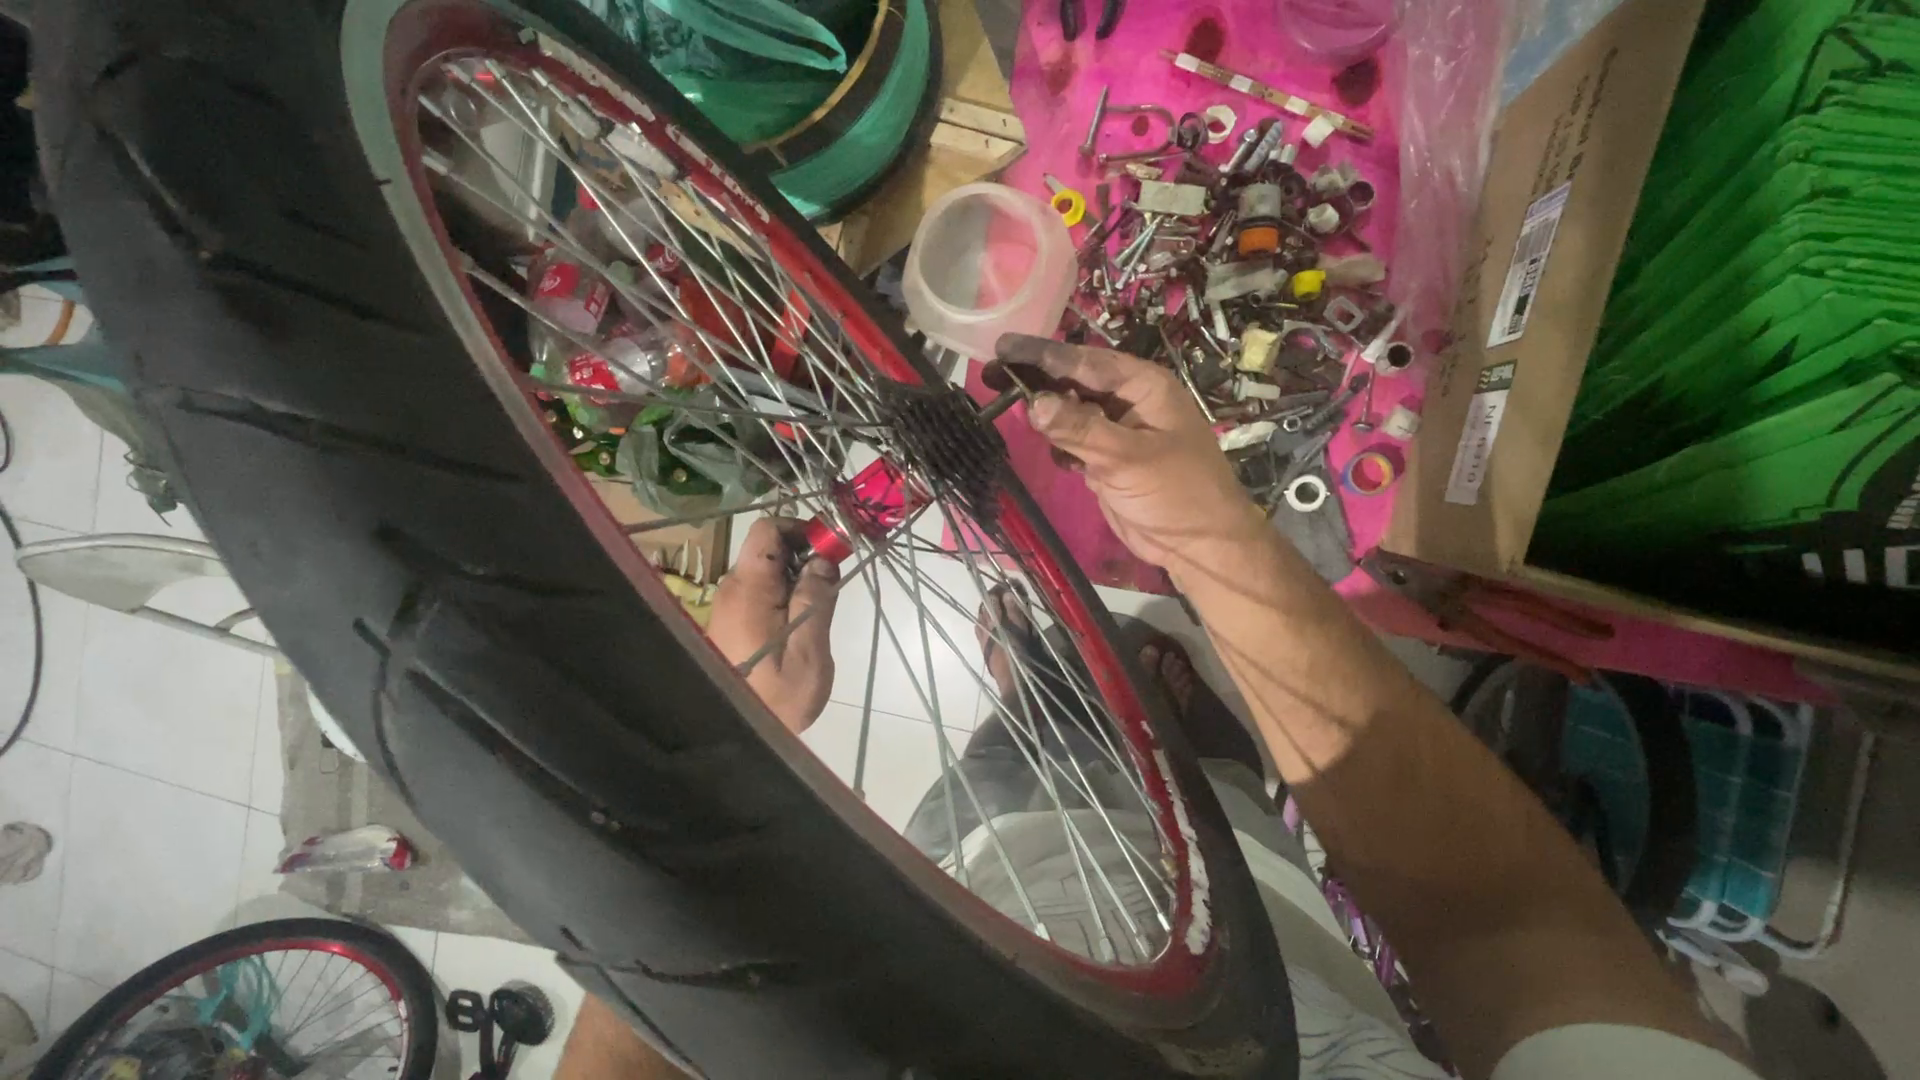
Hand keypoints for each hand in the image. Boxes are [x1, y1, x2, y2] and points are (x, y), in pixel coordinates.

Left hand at [706, 517, 839, 733]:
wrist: (736, 740)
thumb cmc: (777, 697)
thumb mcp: (809, 649)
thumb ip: (816, 598)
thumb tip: (824, 558)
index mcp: (749, 588)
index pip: (768, 529)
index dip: (802, 529)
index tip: (832, 552)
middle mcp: (732, 589)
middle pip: (768, 549)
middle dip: (805, 556)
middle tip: (833, 586)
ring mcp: (728, 607)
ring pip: (766, 573)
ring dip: (796, 580)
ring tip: (819, 612)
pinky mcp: (730, 624)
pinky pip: (759, 595)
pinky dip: (784, 598)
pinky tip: (799, 627)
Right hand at [997, 333, 1265, 573]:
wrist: (1200, 545)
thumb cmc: (1176, 493)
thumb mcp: (1127, 458)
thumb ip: (1080, 429)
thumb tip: (1033, 403)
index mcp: (1145, 387)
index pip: (1086, 362)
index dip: (1043, 355)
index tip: (1003, 347)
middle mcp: (1131, 402)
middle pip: (1075, 382)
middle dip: (1037, 378)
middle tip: (992, 373)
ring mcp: (1119, 432)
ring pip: (1073, 412)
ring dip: (1045, 411)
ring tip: (1005, 401)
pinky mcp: (1109, 461)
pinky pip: (1076, 441)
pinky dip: (1059, 442)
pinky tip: (1048, 447)